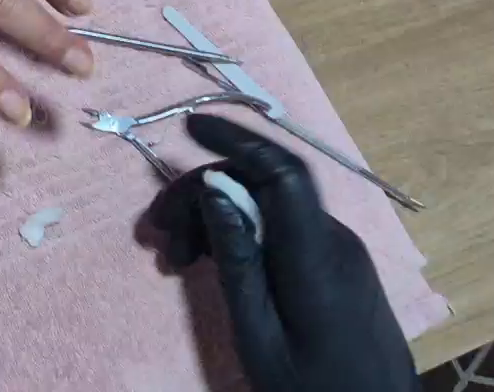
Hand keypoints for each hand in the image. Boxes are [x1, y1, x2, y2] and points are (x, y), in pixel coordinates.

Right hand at [148, 115, 417, 391]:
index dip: (237, 139)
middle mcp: (332, 238)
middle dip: (201, 194)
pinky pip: (279, 227)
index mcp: (315, 256)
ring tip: (173, 257)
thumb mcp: (260, 336)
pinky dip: (238, 232)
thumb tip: (212, 188)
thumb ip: (237, 259)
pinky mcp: (333, 264)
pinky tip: (207, 260)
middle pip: (260, 186)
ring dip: (214, 216)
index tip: (189, 127)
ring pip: (265, 205)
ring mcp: (336, 250)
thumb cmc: (313, 391)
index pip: (281, 171)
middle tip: (157, 228)